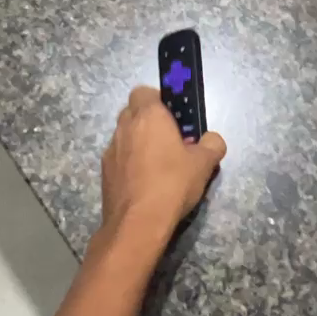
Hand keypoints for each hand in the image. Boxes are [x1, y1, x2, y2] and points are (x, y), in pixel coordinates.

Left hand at [100, 87, 227, 244]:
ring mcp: (111, 150)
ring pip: (124, 136)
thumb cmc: (173, 183)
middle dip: (149, 122)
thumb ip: (212, 145)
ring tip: (157, 165)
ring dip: (138, 143)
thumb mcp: (204, 164)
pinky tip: (144, 183)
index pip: (144, 92)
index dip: (158, 101)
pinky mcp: (104, 173)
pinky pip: (119, 158)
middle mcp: (125, 127)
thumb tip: (212, 140)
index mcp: (149, 115)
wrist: (138, 223)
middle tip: (169, 140)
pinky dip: (129, 164)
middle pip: (133, 112)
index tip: (173, 117)